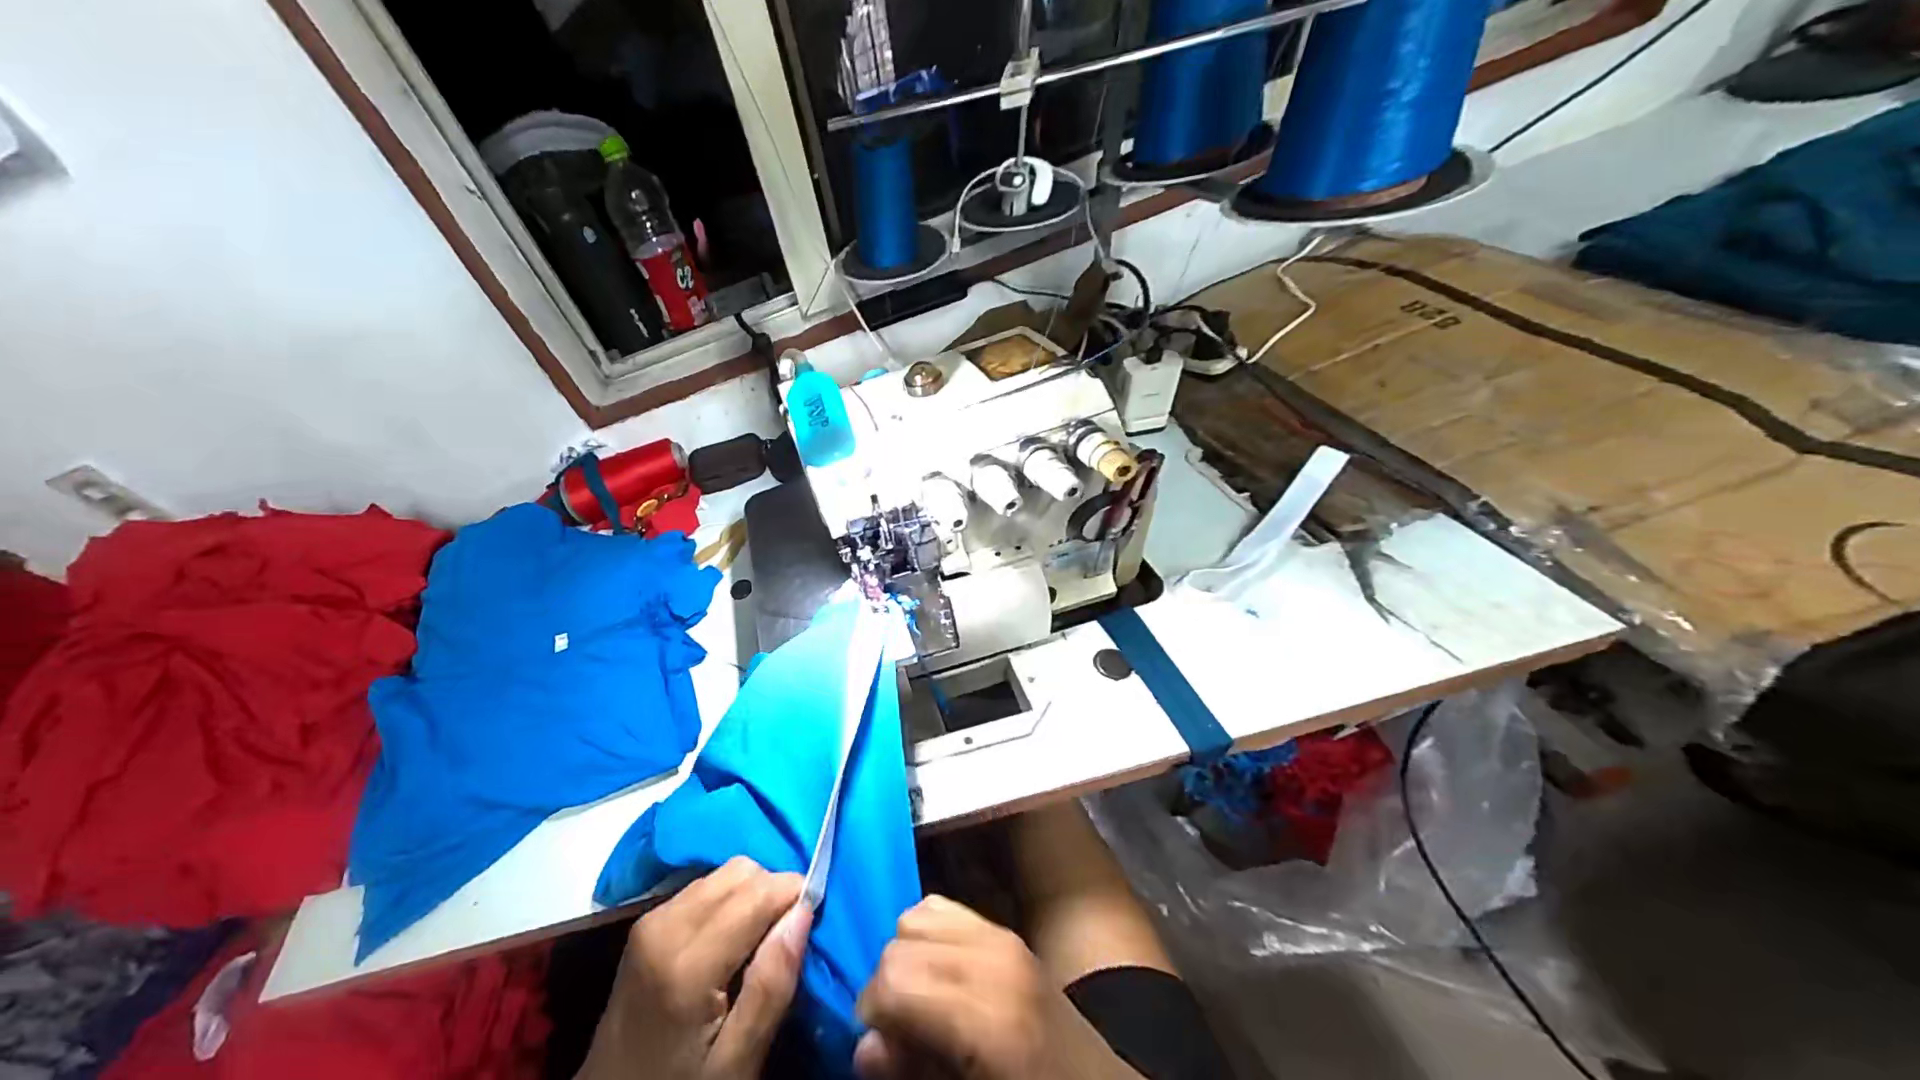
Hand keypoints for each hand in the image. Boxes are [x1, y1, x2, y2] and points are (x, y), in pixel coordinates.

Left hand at [577, 857, 812, 1079]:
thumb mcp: (737, 1062)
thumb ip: (772, 985)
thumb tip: (804, 911)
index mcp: (686, 964)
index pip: (761, 891)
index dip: (797, 898)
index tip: (811, 929)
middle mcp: (666, 925)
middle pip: (744, 871)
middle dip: (774, 894)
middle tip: (782, 942)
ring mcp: (651, 919)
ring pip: (726, 871)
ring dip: (753, 894)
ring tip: (757, 942)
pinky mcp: (647, 921)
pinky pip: (706, 884)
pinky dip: (730, 899)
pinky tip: (731, 940)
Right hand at [854, 896, 1139, 1079]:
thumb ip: (913, 1072)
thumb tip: (867, 1046)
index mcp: (989, 1012)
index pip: (893, 976)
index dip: (872, 1015)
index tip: (885, 1052)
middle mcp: (996, 957)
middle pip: (900, 940)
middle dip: (886, 987)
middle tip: (903, 1035)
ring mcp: (1004, 936)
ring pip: (917, 915)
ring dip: (907, 957)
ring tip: (922, 1003)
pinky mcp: (1007, 932)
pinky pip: (945, 909)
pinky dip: (929, 936)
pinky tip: (943, 978)